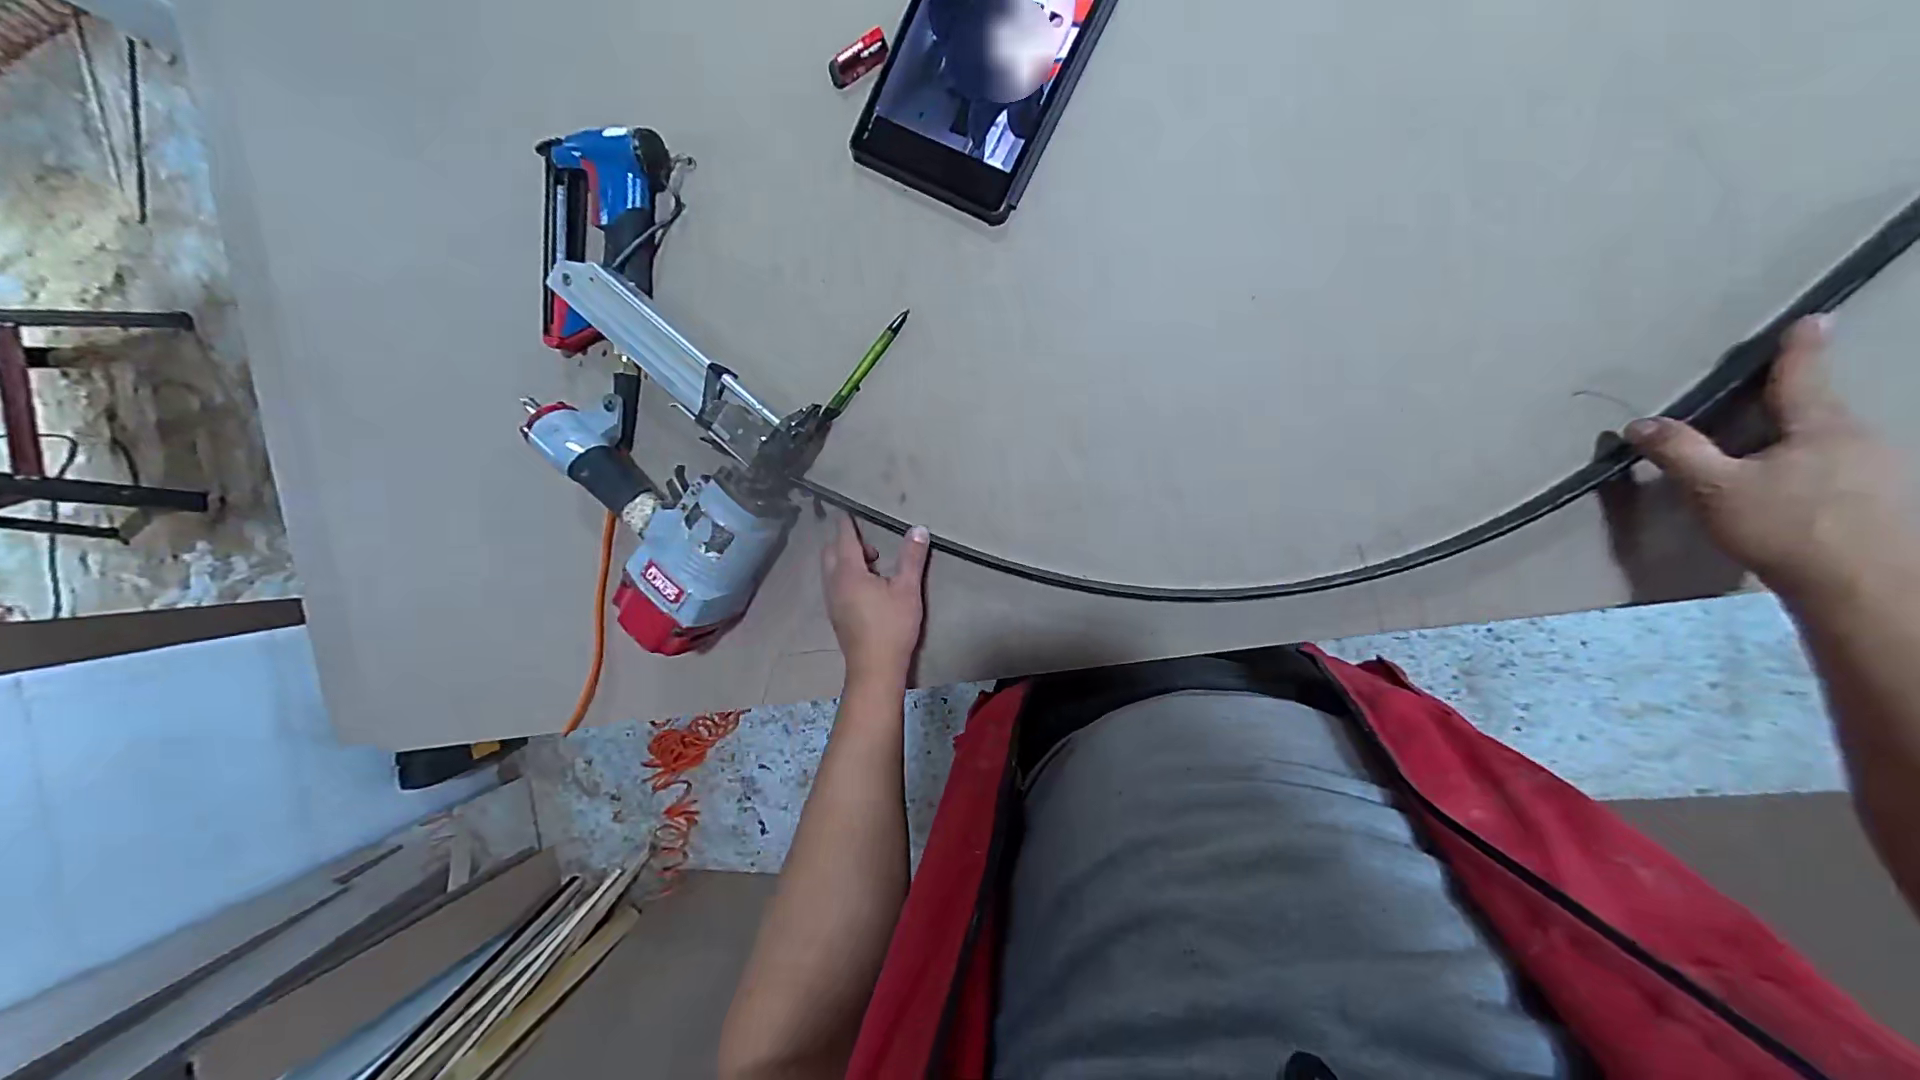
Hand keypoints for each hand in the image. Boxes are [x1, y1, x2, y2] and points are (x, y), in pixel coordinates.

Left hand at [821, 514, 931, 685]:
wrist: (875, 668)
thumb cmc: (892, 626)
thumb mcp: (908, 589)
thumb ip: (912, 557)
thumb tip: (918, 529)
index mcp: (848, 571)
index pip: (843, 537)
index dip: (847, 522)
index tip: (849, 510)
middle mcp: (833, 582)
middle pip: (831, 551)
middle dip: (847, 542)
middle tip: (874, 549)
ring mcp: (831, 600)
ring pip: (830, 568)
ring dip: (846, 560)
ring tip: (875, 568)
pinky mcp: (835, 614)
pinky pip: (833, 583)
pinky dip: (845, 575)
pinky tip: (867, 589)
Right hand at [1624, 316, 1918, 606]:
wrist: (1860, 585)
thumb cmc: (1783, 526)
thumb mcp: (1713, 488)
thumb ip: (1678, 452)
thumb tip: (1641, 424)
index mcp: (1822, 427)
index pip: (1804, 378)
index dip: (1802, 348)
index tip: (1815, 319)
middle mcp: (1860, 439)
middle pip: (1820, 411)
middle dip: (1795, 403)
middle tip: (1770, 396)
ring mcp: (1878, 470)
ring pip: (1832, 442)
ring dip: (1802, 440)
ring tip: (1771, 452)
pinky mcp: (1881, 500)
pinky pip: (1840, 468)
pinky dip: (1813, 467)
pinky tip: (1795, 489)